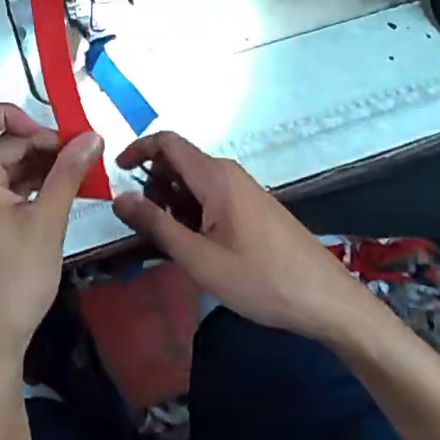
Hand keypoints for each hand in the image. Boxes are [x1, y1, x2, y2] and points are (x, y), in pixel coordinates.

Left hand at [0, 103, 101, 363]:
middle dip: (43, 142)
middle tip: (82, 155)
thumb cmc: (13, 279)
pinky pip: (13, 189)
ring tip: (82, 173)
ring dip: (44, 164)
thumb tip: (92, 135)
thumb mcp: (47, 222)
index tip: (50, 135)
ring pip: (12, 166)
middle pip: (4, 142)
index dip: (14, 114)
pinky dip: (38, 185)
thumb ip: (69, 173)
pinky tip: (66, 192)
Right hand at [111, 131, 378, 344]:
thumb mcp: (199, 259)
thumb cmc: (260, 279)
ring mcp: (243, 189)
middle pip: (178, 162)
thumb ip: (157, 225)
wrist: (324, 298)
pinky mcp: (252, 206)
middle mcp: (228, 173)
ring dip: (173, 203)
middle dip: (154, 186)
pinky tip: (197, 247)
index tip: (116, 172)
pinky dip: (192, 211)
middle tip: (147, 227)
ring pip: (194, 182)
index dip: (138, 149)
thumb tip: (120, 198)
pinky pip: (211, 195)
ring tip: (172, 244)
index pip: (167, 142)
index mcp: (215, 176)